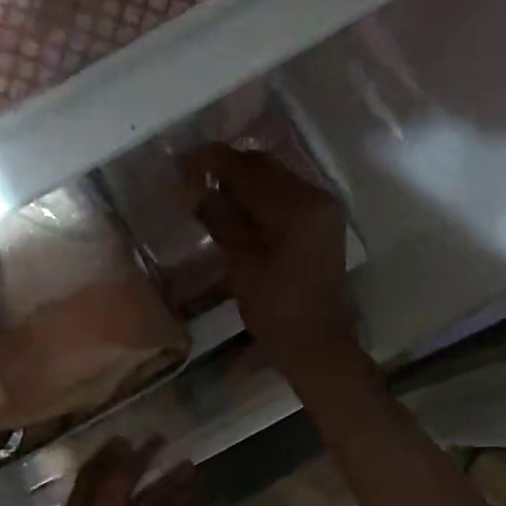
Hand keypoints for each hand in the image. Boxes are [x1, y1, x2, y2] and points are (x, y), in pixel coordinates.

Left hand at [61, 437, 195, 505]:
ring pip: (148, 498)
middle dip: (142, 461)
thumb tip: (126, 446)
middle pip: (122, 481)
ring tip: (188, 461)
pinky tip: (193, 484)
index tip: (130, 434)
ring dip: (166, 479)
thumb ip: (114, 478)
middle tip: (163, 439)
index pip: (93, 471)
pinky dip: (178, 500)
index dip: (109, 452)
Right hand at [187, 146, 361, 379]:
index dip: (212, 162)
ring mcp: (322, 208)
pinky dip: (260, 195)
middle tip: (193, 182)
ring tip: (211, 196)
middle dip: (227, 168)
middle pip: (264, 166)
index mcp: (296, 208)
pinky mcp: (322, 221)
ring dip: (243, 180)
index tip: (182, 166)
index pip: (247, 169)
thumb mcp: (241, 266)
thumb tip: (192, 188)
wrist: (317, 343)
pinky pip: (286, 194)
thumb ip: (219, 219)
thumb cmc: (276, 310)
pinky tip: (238, 210)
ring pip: (275, 177)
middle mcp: (315, 196)